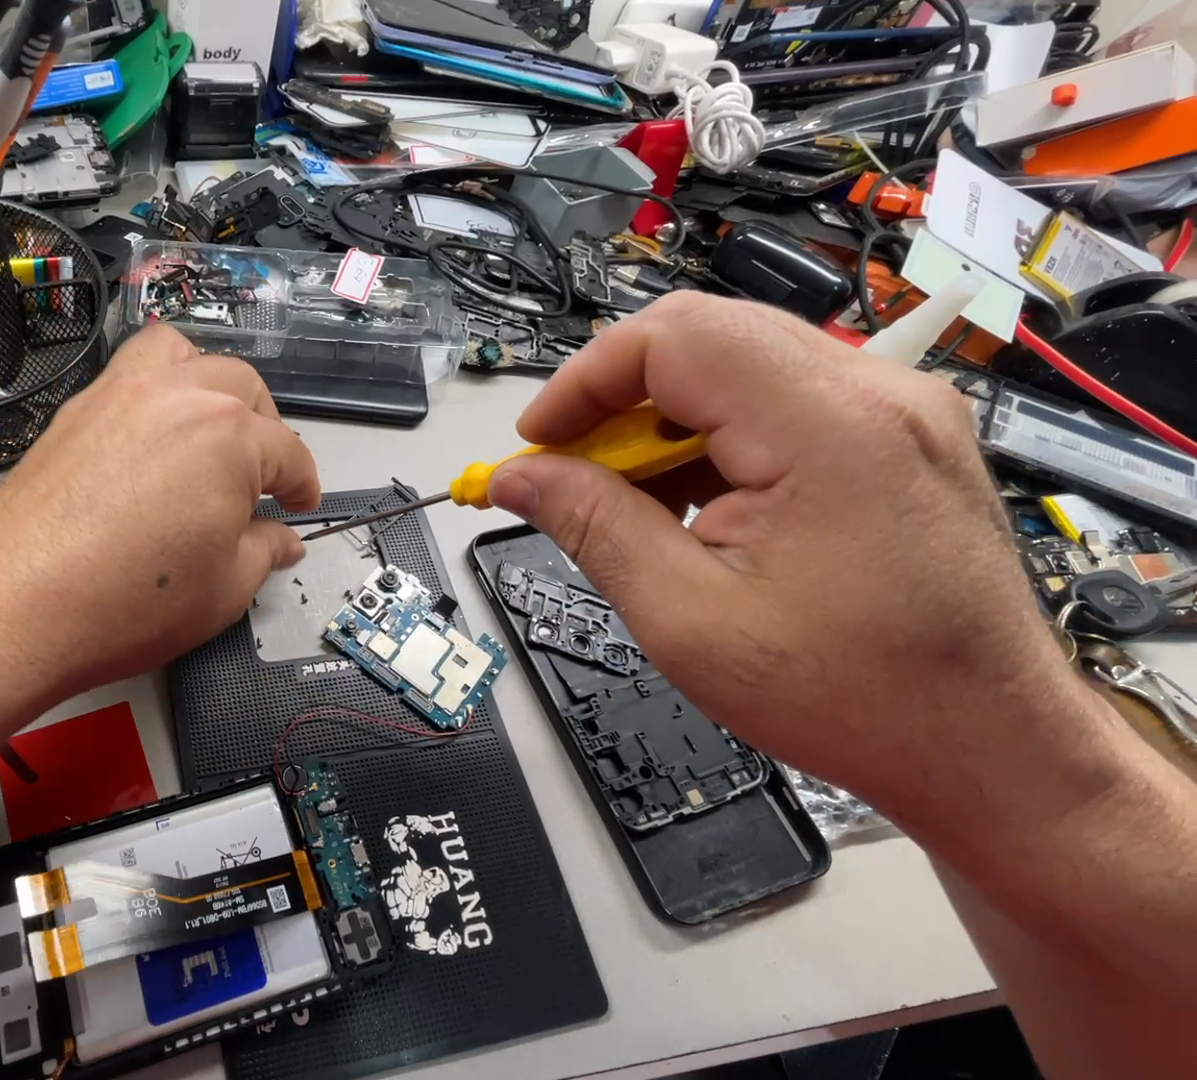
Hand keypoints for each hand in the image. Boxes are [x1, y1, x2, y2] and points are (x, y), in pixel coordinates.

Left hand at [0, 324, 319, 697]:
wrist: (12, 610)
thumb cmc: (115, 602)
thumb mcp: (224, 590)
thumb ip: (264, 552)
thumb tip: (279, 540)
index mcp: (228, 436)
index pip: (287, 452)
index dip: (302, 484)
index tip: (299, 503)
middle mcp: (174, 397)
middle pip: (243, 388)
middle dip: (266, 429)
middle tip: (263, 477)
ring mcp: (119, 395)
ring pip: (183, 356)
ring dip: (210, 384)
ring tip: (211, 430)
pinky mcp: (76, 410)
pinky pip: (129, 373)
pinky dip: (157, 390)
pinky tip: (154, 439)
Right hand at [486, 293, 1101, 817]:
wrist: (987, 745)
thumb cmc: (848, 695)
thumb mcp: (684, 616)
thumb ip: (591, 527)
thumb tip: (517, 477)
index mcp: (827, 428)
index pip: (673, 337)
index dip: (583, 379)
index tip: (536, 442)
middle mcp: (874, 393)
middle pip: (702, 337)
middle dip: (613, 397)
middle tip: (565, 468)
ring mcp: (893, 410)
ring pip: (732, 366)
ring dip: (656, 422)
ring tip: (624, 499)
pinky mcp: (892, 436)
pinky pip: (771, 402)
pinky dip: (705, 440)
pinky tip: (686, 505)